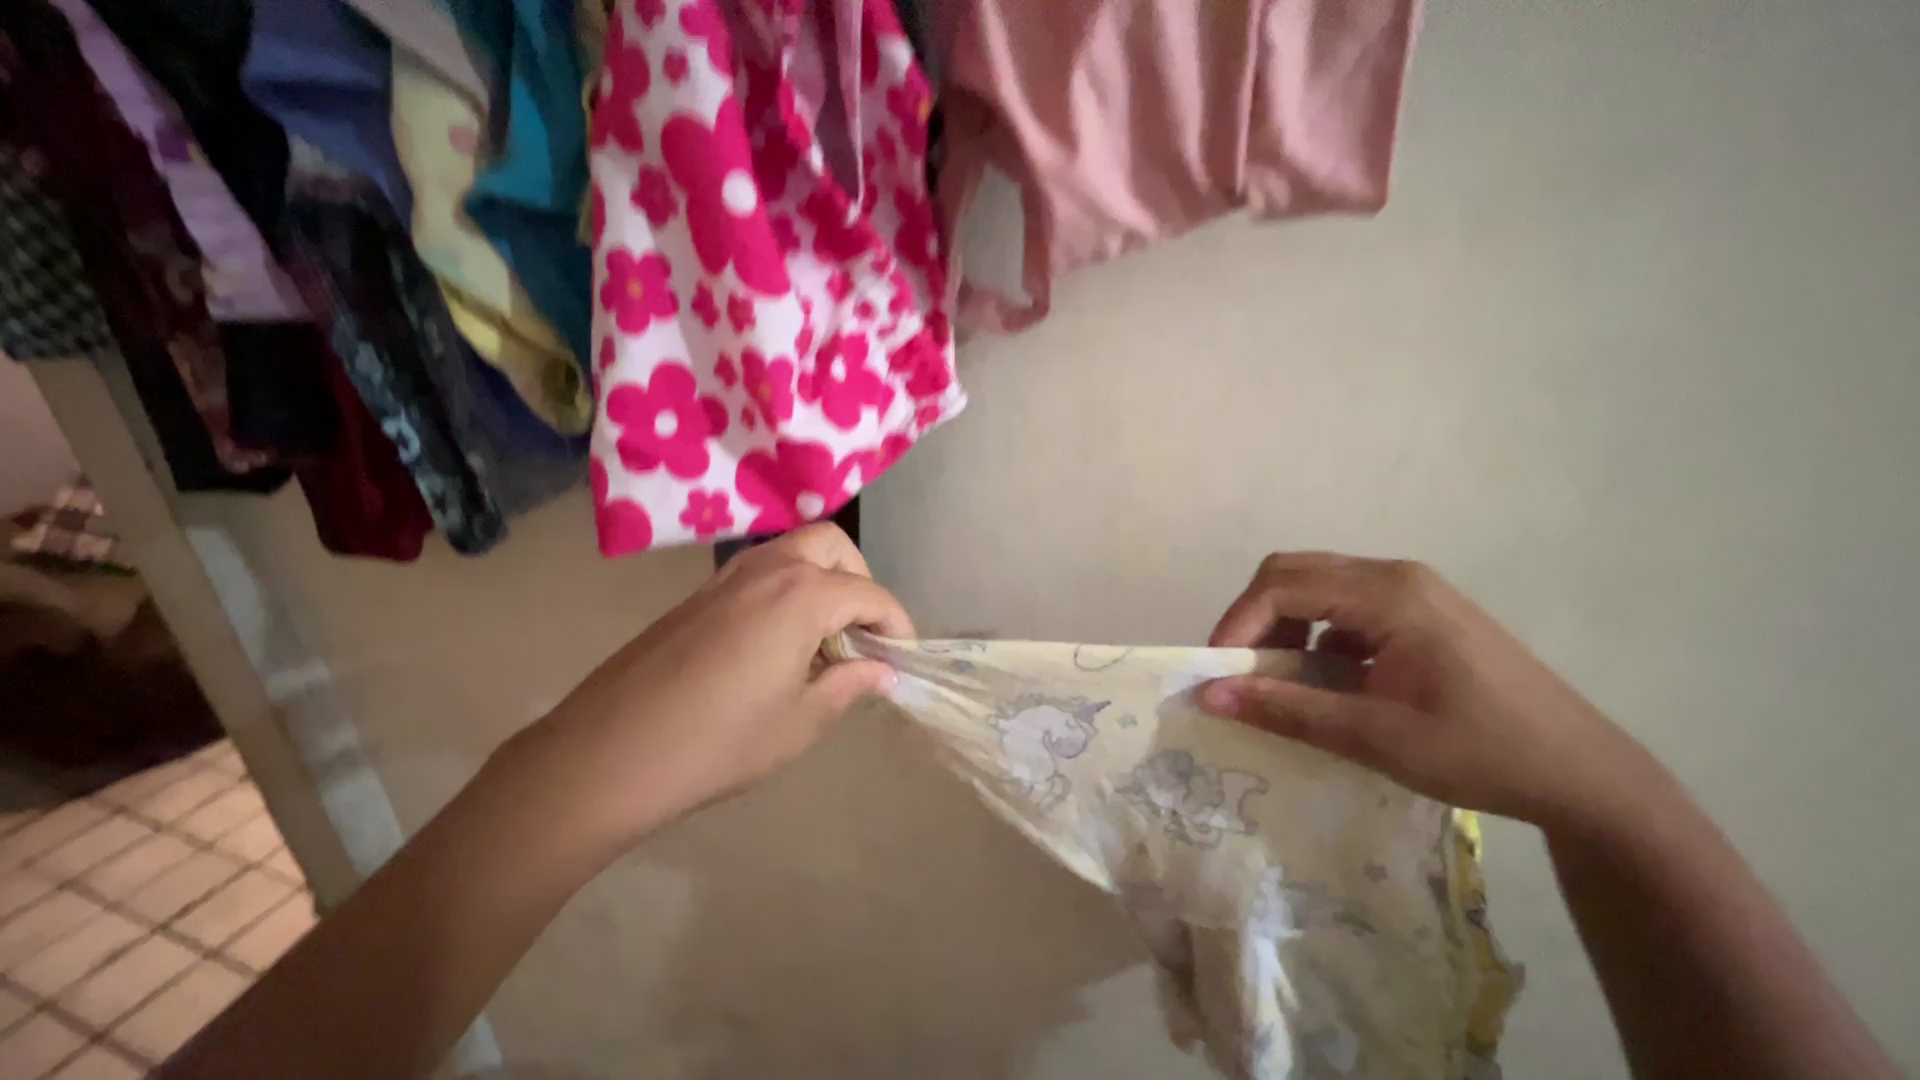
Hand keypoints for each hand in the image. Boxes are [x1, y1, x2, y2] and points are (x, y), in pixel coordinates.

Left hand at [497, 524, 912, 855]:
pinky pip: (760, 573)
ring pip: (793, 553)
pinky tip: (779, 646)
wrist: (611, 752)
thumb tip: (881, 670)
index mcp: (802, 595)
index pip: (870, 594)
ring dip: (822, 581)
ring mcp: (727, 578)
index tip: (904, 656)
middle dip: (859, 582)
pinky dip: (787, 590)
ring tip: (824, 642)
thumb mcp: (799, 723)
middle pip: (832, 547)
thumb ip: (848, 686)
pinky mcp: (698, 596)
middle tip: (861, 635)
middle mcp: (767, 569)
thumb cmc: (720, 742)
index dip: (897, 624)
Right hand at [1198, 552, 1659, 831]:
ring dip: (1283, 629)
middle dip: (1254, 621)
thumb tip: (1207, 695)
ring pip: (1317, 587)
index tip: (1217, 675)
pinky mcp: (1422, 612)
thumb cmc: (1478, 752)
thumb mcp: (1373, 737)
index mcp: (1389, 594)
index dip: (1237, 625)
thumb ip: (1285, 711)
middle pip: (1294, 573)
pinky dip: (1316, 637)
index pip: (1282, 586)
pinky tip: (1326, 683)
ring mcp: (1414, 590)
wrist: (1580, 772)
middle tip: (1239, 675)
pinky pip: (1345, 607)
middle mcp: (1397, 576)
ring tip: (1280, 685)